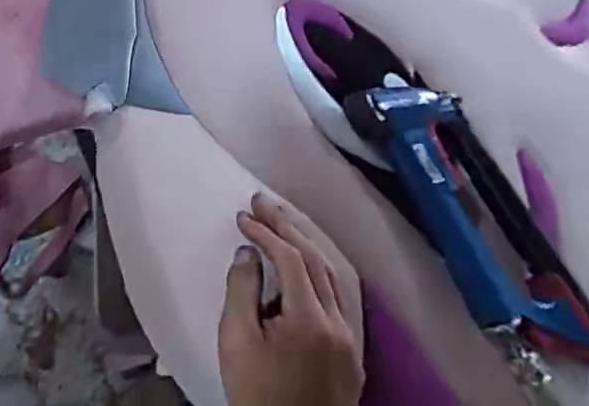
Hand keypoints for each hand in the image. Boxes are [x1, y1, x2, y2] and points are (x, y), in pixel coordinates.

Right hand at [218, 193, 363, 405]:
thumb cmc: (256, 396)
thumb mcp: (236, 343)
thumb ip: (241, 290)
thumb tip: (248, 252)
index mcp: (310, 320)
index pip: (289, 258)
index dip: (266, 232)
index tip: (242, 217)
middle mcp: (338, 325)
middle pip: (314, 260)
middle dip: (286, 226)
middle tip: (261, 202)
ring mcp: (350, 342)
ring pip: (331, 277)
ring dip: (304, 246)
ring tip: (280, 223)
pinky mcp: (353, 359)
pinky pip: (338, 300)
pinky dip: (318, 274)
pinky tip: (304, 265)